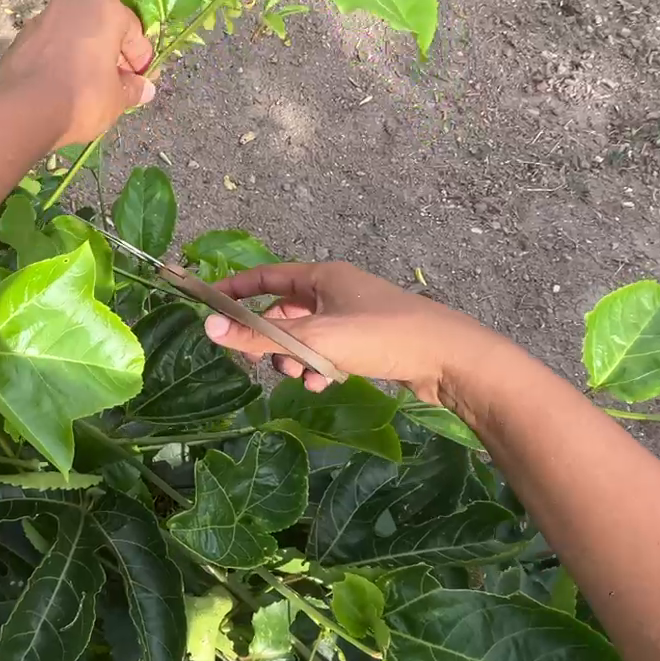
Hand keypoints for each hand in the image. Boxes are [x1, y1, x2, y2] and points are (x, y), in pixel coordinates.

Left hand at [0, 0, 154, 152]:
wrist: (23, 111)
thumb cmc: (82, 98)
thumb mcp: (117, 100)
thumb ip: (133, 90)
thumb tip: (144, 89)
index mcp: (104, 10)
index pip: (133, 30)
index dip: (141, 58)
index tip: (141, 81)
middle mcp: (72, 5)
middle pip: (101, 29)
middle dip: (112, 56)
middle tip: (117, 86)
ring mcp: (42, 20)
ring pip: (73, 37)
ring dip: (85, 58)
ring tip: (89, 89)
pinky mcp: (20, 40)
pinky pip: (50, 49)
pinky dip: (60, 63)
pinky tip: (62, 88)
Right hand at [201, 262, 518, 406]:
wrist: (452, 360)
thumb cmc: (381, 336)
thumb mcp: (314, 338)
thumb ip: (258, 337)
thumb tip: (207, 329)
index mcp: (323, 277)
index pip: (266, 277)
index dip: (235, 290)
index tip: (210, 306)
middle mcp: (336, 290)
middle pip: (284, 312)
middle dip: (270, 338)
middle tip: (258, 359)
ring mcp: (353, 316)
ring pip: (305, 336)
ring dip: (296, 358)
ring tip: (303, 375)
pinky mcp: (367, 341)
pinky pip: (328, 351)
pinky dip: (320, 366)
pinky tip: (326, 383)